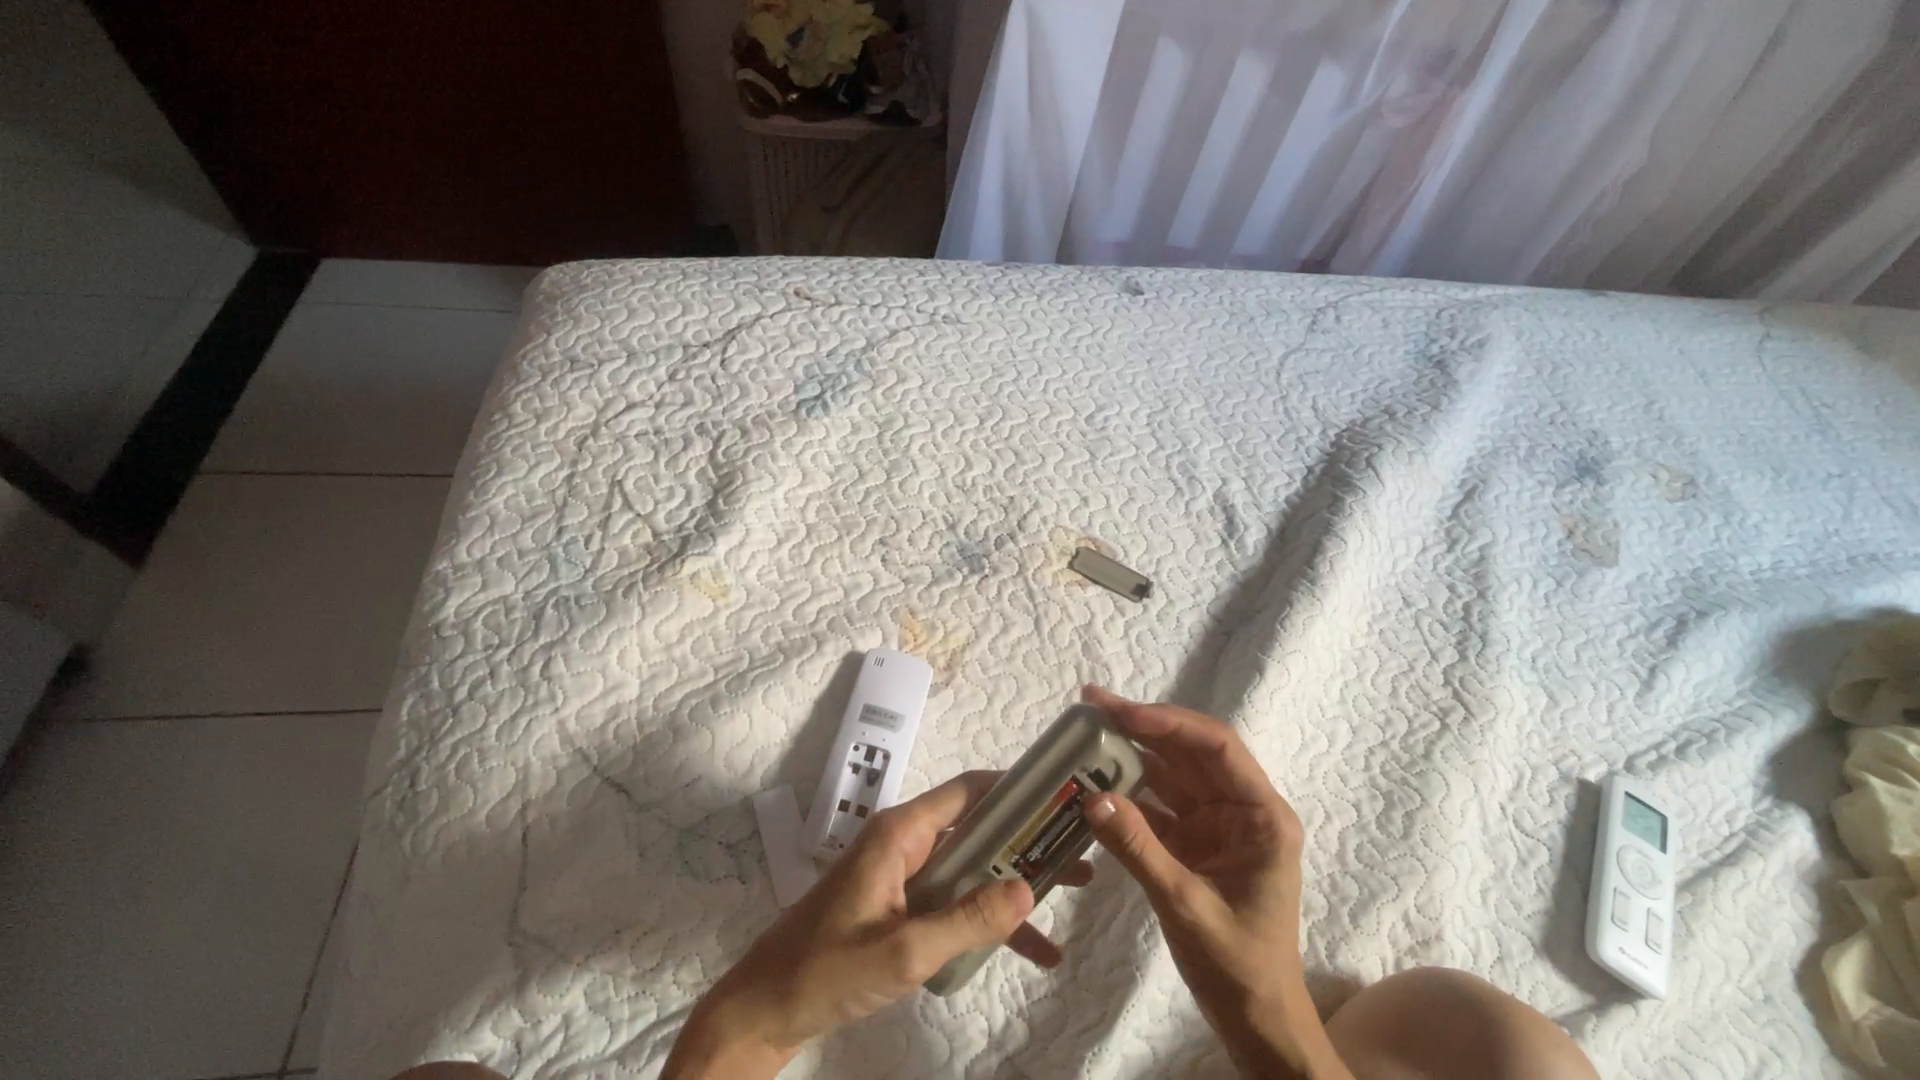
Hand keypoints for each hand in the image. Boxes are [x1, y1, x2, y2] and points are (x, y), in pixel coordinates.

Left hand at [663, 770, 1093, 1078]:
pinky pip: (956, 900)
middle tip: (1082, 843)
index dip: (1018, 787)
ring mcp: (904, 874)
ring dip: (1018, 878)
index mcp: (901, 833)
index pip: (970, 790)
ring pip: (974, 864)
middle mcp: (906, 842)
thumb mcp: (905, 951)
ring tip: (1077, 886)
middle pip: (979, 825)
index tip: (1064, 794)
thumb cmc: (828, 969)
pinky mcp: (902, 904)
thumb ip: (968, 919)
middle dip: (1030, 836)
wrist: (767, 1008)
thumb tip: (1029, 888)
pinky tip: (1034, 949)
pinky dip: (989, 918)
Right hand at [1080, 686, 1351, 1079]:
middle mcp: (1241, 809)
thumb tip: (1091, 797)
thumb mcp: (1185, 905)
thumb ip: (1139, 849)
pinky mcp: (1194, 843)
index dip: (1169, 723)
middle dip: (1142, 726)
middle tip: (1091, 705)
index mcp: (1262, 816)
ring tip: (1086, 734)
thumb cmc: (1238, 966)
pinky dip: (1127, 794)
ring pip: (1171, 773)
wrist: (1256, 1019)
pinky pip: (1158, 806)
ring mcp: (1217, 825)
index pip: (1218, 747)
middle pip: (1190, 752)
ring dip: (1130, 754)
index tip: (1122, 713)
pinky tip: (1094, 782)